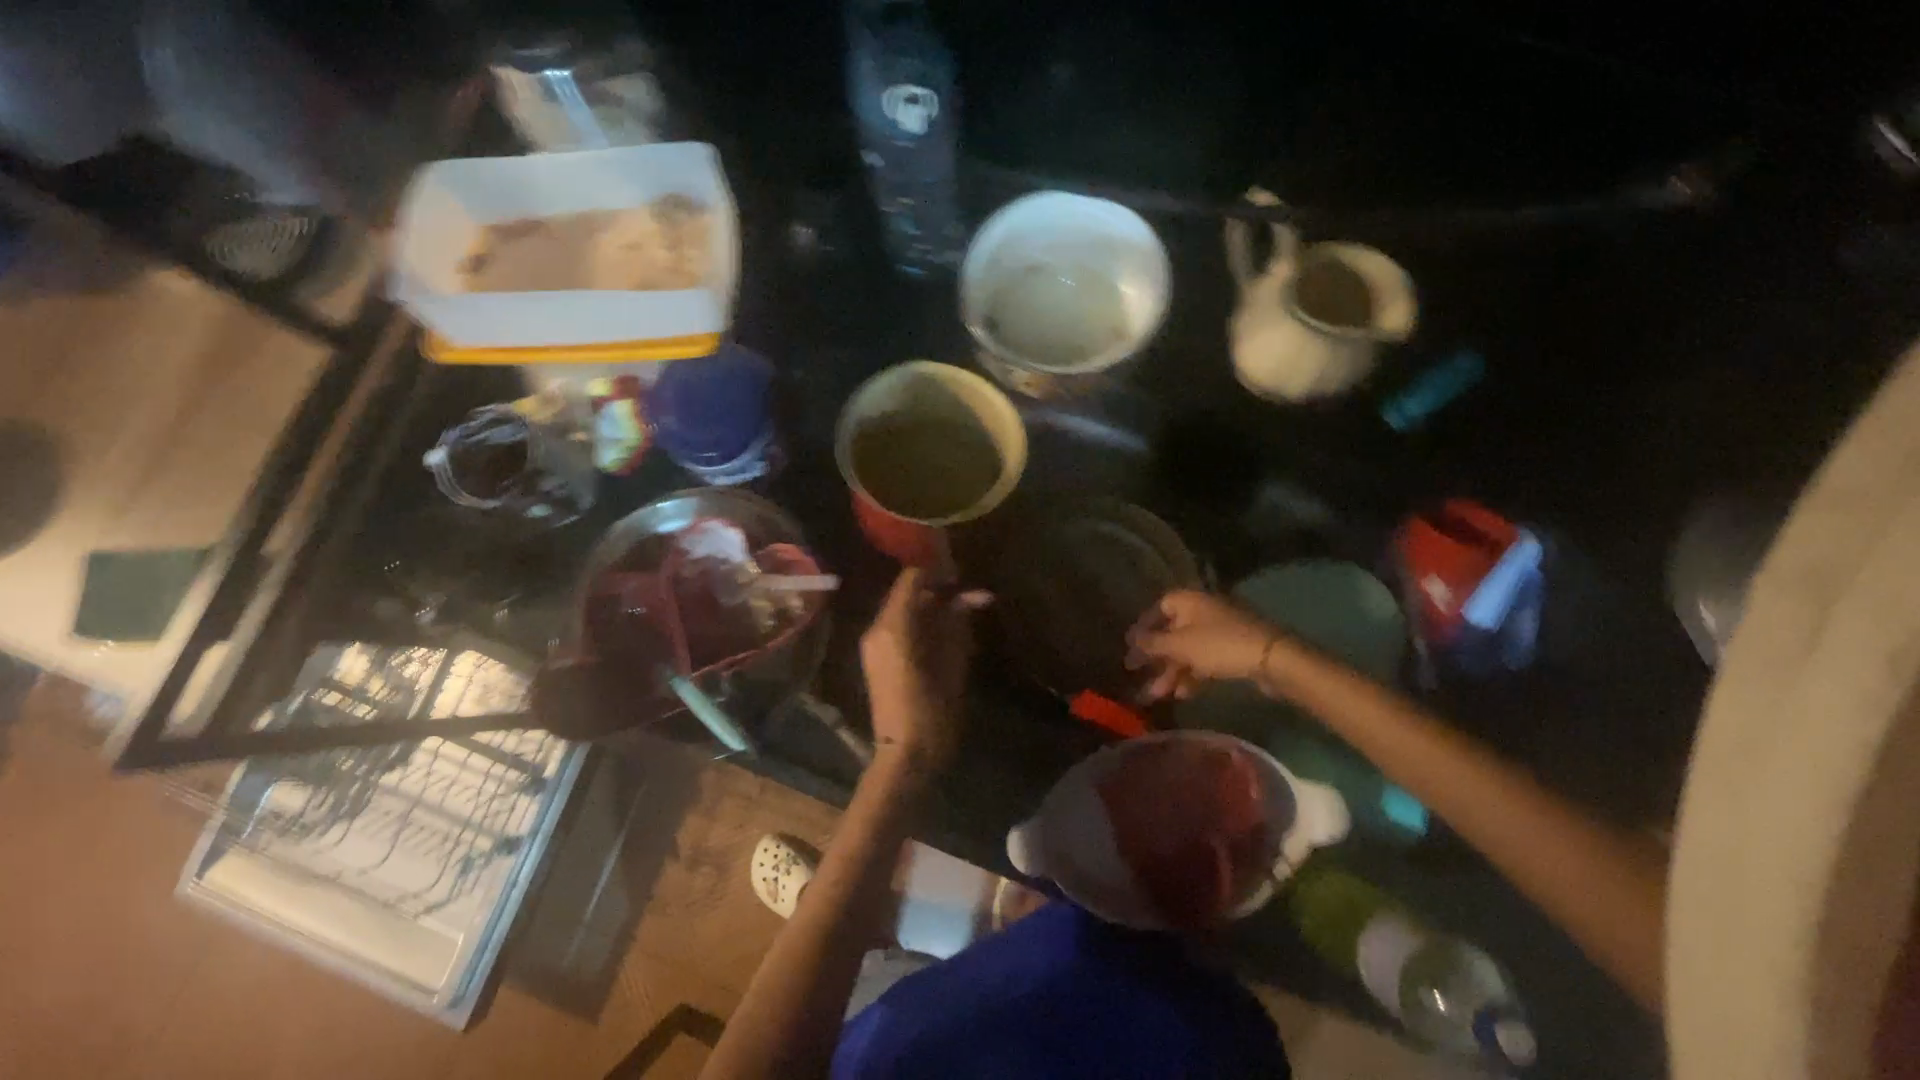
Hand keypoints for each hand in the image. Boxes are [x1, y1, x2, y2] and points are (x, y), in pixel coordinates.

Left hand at [861, 566, 988, 771]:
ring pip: (903, 609)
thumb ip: (959, 624)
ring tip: (962, 609)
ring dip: (930, 605)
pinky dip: (920, 622)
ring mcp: (874, 644)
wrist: (905, 755)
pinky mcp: (877, 659)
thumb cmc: (933, 712)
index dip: (938, 568)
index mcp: (894, 626)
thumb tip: (972, 596)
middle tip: (967, 589)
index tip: (963, 570)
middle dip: (936, 587)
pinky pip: (899, 627)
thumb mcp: (954, 664)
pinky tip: (946, 630)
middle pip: (905, 592)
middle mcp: (877, 628)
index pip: (912, 578)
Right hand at [1125, 590, 1278, 701]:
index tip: (1131, 647)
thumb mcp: (1179, 645)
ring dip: (1170, 672)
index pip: (1159, 607)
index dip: (1143, 626)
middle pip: (1172, 632)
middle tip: (1136, 674)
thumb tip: (1132, 639)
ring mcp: (1220, 631)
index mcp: (1189, 601)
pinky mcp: (1233, 651)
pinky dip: (1191, 675)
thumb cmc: (1219, 645)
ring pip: (1187, 650)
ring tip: (1156, 695)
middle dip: (1155, 657)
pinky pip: (1204, 661)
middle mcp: (1203, 611)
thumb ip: (1152, 643)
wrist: (1272, 659)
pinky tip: (1182, 695)